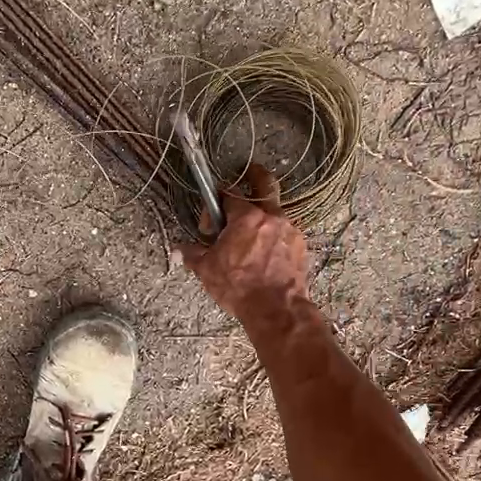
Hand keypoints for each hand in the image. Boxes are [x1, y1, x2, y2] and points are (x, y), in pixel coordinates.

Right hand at [179, 163, 312, 330]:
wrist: (276, 308)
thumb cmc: (240, 287)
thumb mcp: (206, 270)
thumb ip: (193, 254)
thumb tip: (180, 250)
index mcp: (246, 218)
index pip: (228, 194)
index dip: (215, 204)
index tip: (209, 220)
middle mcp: (271, 217)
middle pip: (265, 186)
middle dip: (256, 176)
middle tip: (251, 172)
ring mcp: (289, 231)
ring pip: (274, 214)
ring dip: (261, 219)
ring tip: (249, 239)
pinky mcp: (300, 246)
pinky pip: (284, 234)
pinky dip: (273, 238)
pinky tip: (263, 256)